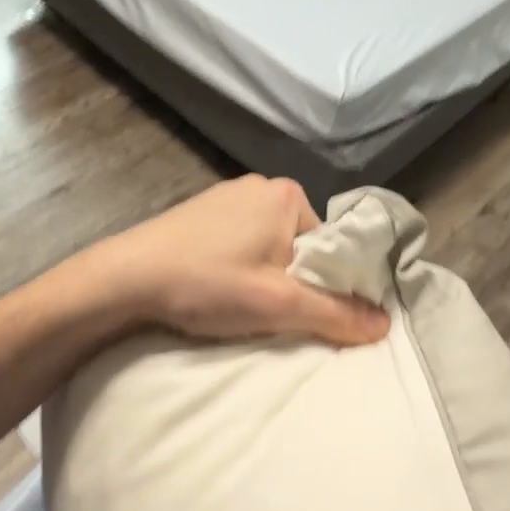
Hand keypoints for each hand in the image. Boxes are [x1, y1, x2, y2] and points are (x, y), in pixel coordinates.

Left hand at [85, 176, 389, 346]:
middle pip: (302, 246)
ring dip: (265, 278)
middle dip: (294, 282)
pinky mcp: (201, 213)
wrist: (124, 278)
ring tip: (240, 305)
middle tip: (272, 313)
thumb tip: (385, 324)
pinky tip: (218, 290)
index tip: (311, 314)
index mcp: (288, 194)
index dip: (330, 284)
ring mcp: (227, 196)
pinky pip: (241, 244)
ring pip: (270, 247)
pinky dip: (239, 269)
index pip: (333, 245)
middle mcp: (261, 186)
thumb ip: (336, 314)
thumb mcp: (279, 304)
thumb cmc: (207, 283)